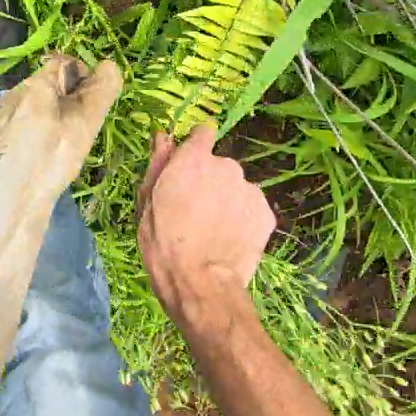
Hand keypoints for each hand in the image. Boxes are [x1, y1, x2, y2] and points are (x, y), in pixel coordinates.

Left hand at [0, 53, 122, 185]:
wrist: (4, 200)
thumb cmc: (49, 155)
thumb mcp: (82, 123)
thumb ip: (98, 93)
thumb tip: (110, 65)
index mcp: (33, 84)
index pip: (63, 64)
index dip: (85, 77)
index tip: (96, 103)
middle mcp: (13, 97)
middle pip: (48, 89)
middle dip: (69, 102)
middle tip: (84, 129)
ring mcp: (1, 122)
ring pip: (36, 112)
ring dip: (54, 123)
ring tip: (66, 149)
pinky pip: (24, 132)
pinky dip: (39, 141)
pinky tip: (44, 162)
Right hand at [138, 123, 275, 317]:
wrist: (201, 283)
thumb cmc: (162, 240)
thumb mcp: (148, 199)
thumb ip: (158, 163)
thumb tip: (164, 137)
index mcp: (195, 159)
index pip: (203, 132)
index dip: (195, 147)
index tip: (188, 166)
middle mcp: (227, 167)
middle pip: (219, 165)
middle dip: (209, 181)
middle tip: (194, 210)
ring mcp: (250, 191)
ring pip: (236, 188)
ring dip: (227, 200)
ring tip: (213, 229)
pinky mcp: (267, 214)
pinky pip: (251, 208)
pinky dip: (242, 218)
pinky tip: (229, 238)